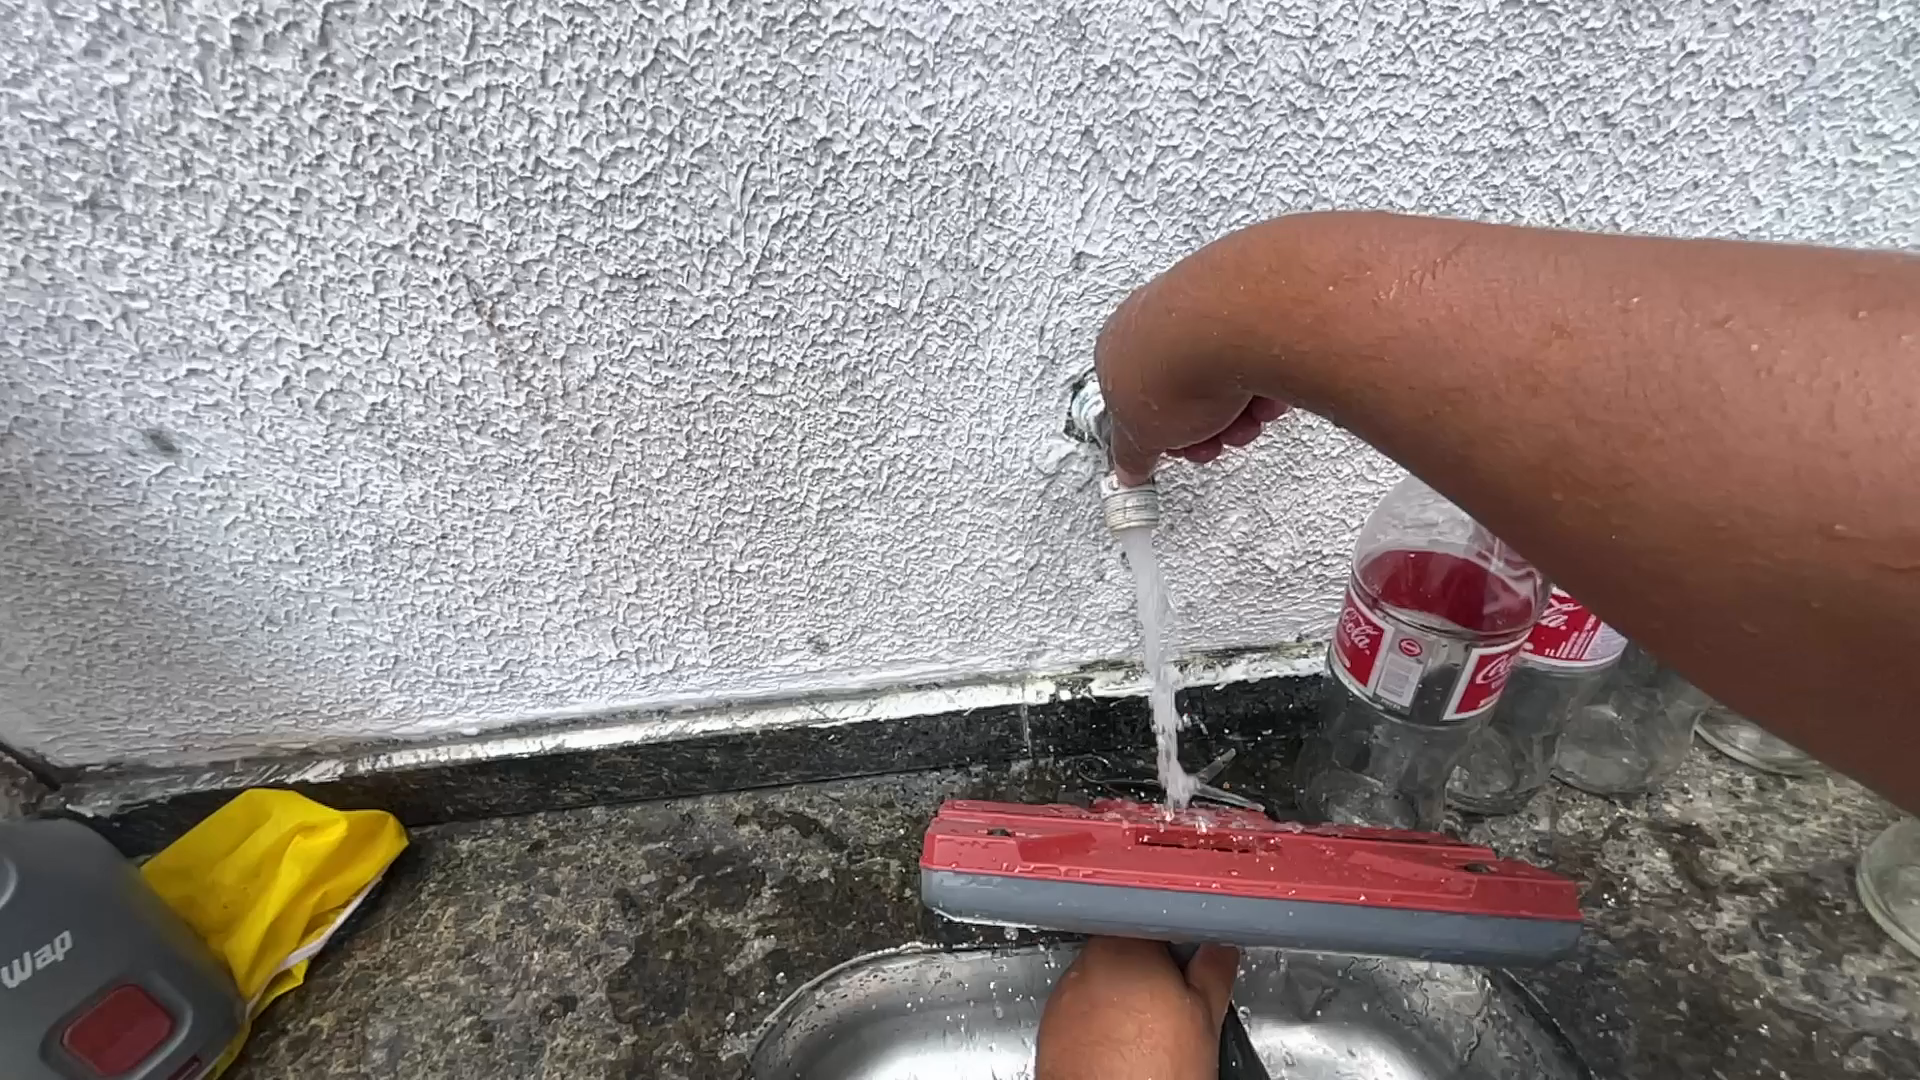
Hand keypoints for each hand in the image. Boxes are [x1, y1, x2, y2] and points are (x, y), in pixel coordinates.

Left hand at [1035, 937, 1240, 1079]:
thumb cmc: (1152, 1071)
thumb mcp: (1203, 1019)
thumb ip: (1213, 972)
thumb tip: (1221, 949)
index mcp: (1131, 944)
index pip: (1156, 923)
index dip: (1175, 944)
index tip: (1188, 966)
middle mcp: (1093, 956)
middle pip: (1126, 947)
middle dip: (1147, 970)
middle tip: (1169, 1004)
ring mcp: (1069, 985)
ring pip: (1101, 975)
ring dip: (1120, 992)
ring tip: (1143, 1030)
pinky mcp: (1054, 1014)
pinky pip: (1080, 1002)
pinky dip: (1096, 1015)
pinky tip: (1116, 1043)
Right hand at [1094, 247, 1288, 483]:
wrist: (1235, 328)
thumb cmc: (1179, 369)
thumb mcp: (1141, 438)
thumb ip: (1132, 455)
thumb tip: (1130, 468)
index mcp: (1114, 349)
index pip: (1133, 400)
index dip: (1160, 433)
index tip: (1176, 447)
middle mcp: (1154, 318)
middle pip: (1182, 390)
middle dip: (1204, 426)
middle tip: (1213, 439)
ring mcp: (1203, 304)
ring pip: (1222, 373)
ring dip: (1236, 411)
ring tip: (1243, 420)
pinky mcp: (1249, 303)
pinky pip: (1256, 351)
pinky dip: (1263, 378)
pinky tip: (1265, 393)